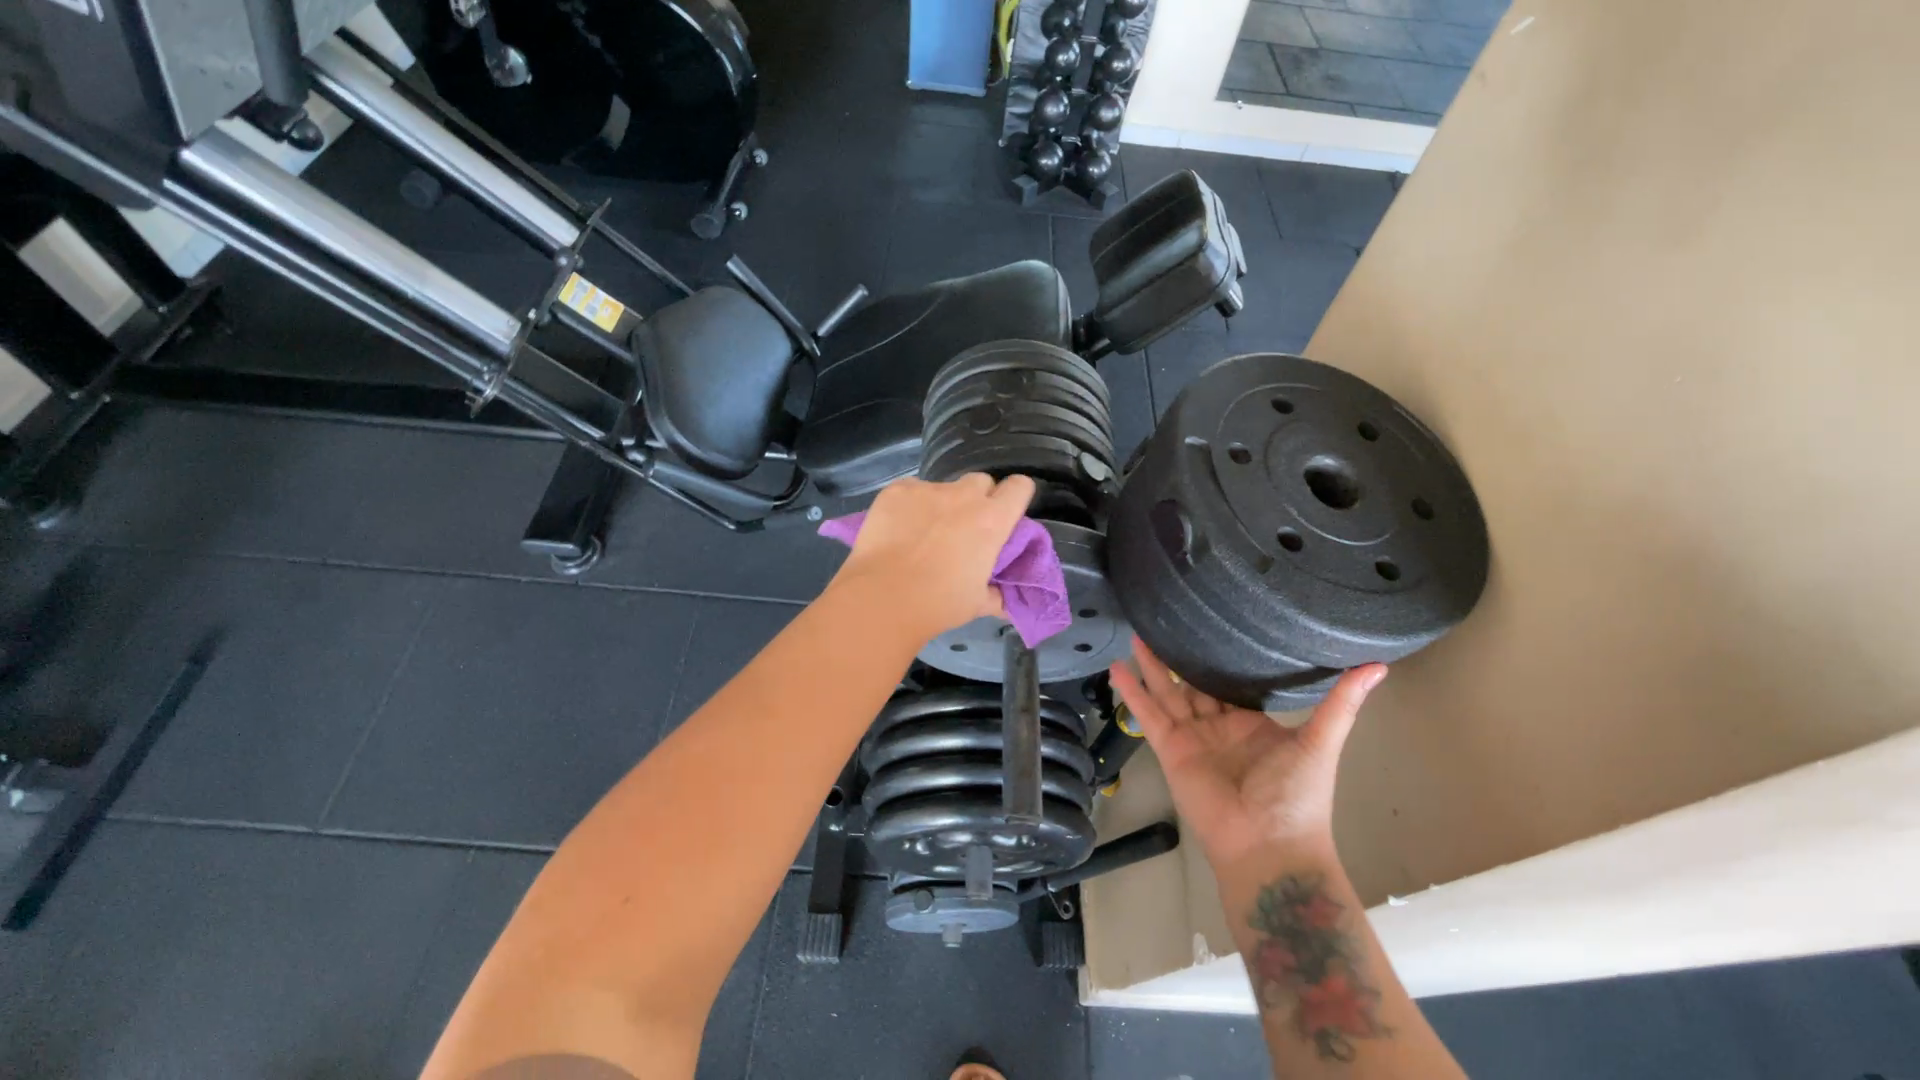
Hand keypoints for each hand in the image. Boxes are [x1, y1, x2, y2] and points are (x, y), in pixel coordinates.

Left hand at [828, 474, 1035, 642]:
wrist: (883, 597)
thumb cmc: (938, 603)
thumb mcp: (977, 604)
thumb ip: (997, 596)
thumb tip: (1006, 603)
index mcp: (992, 520)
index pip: (1020, 486)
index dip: (1015, 497)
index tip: (1006, 514)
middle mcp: (964, 496)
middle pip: (981, 481)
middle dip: (978, 498)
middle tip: (965, 526)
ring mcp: (928, 489)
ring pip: (944, 486)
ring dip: (942, 503)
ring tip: (925, 530)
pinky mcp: (897, 490)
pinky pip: (911, 489)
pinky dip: (910, 504)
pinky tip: (898, 527)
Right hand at [1110, 639, 1385, 866]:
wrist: (1268, 845)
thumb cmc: (1297, 797)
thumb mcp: (1320, 742)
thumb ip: (1341, 704)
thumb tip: (1379, 666)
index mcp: (1251, 725)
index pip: (1231, 684)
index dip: (1219, 657)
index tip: (1209, 625)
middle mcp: (1219, 727)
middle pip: (1194, 684)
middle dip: (1179, 657)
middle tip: (1165, 621)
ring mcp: (1193, 738)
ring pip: (1168, 693)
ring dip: (1151, 667)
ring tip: (1136, 633)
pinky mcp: (1171, 750)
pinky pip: (1149, 716)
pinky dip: (1132, 694)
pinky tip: (1117, 668)